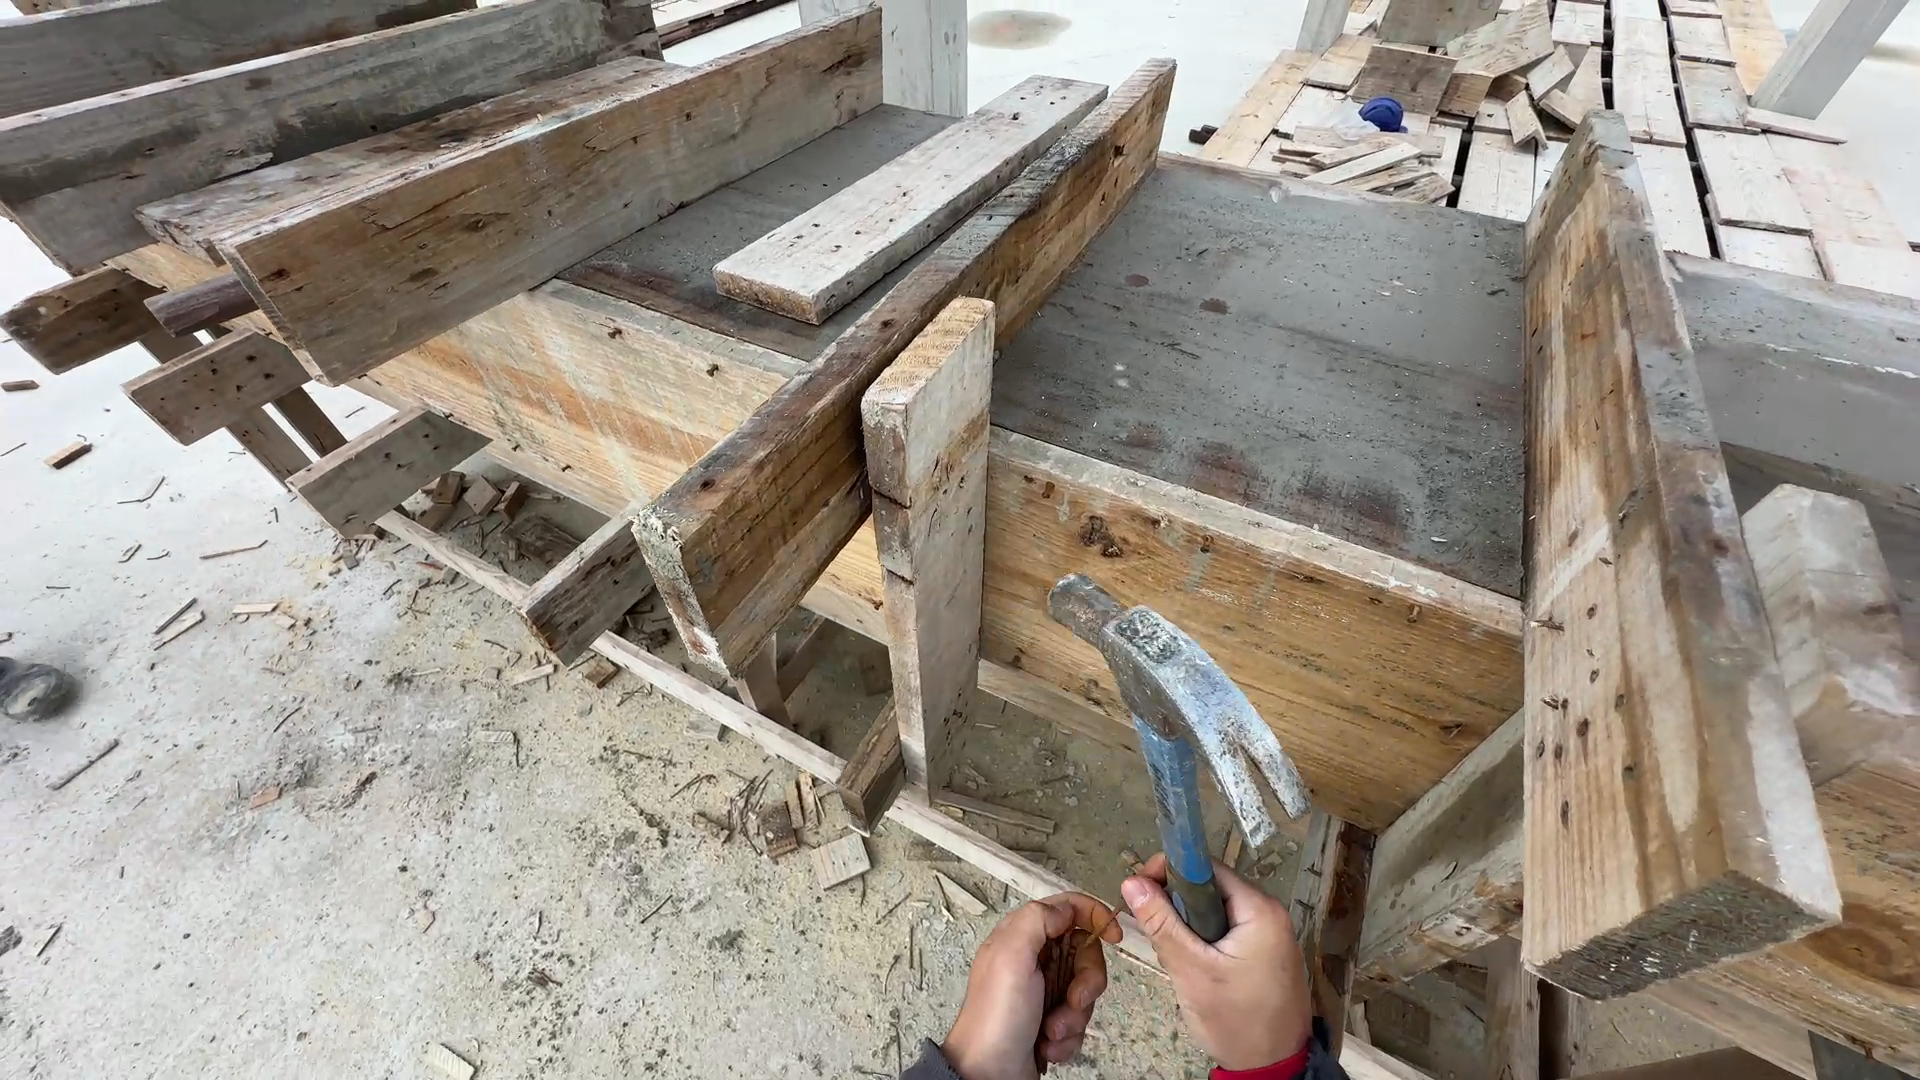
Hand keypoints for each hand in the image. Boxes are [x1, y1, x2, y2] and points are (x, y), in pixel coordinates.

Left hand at [942, 891, 1124, 1079]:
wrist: (988, 1077)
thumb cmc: (995, 1016)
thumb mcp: (1011, 955)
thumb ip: (1037, 919)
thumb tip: (1065, 908)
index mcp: (1023, 934)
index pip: (1067, 908)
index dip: (1093, 916)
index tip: (1113, 936)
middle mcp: (1034, 958)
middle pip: (1084, 952)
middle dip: (1086, 982)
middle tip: (1072, 1001)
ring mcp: (1043, 990)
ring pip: (1084, 990)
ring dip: (1074, 1016)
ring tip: (1051, 1032)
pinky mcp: (1050, 1020)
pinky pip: (1079, 1020)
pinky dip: (1069, 1037)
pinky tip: (1046, 1046)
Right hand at [1121, 853, 1311, 1070]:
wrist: (1274, 1075)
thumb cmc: (1236, 1021)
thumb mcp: (1191, 971)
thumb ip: (1161, 923)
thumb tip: (1131, 881)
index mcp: (1259, 909)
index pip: (1204, 867)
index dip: (1169, 871)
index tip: (1142, 890)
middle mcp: (1269, 913)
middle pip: (1208, 888)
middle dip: (1177, 907)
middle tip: (1159, 935)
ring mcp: (1270, 934)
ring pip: (1213, 910)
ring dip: (1188, 927)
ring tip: (1178, 960)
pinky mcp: (1266, 953)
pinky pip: (1225, 930)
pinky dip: (1204, 942)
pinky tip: (1196, 969)